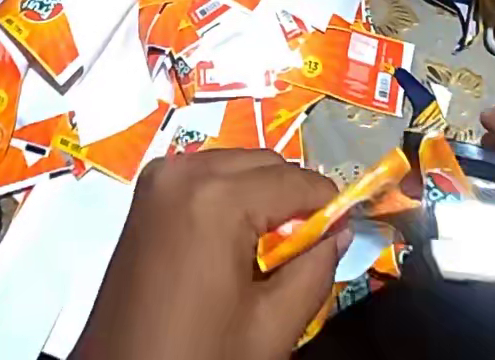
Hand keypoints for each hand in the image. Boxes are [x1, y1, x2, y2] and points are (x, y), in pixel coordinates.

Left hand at [76, 149, 346, 359]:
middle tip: (304, 248)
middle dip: (293, 200)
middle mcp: (187, 169)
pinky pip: (210, 173)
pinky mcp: (149, 189)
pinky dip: (230, 195)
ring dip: (262, 195)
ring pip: (240, 164)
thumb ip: (315, 270)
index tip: (345, 228)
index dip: (329, 205)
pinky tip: (230, 239)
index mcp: (217, 197)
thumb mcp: (269, 330)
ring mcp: (163, 175)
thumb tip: (340, 231)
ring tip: (265, 249)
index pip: (297, 182)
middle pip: (268, 165)